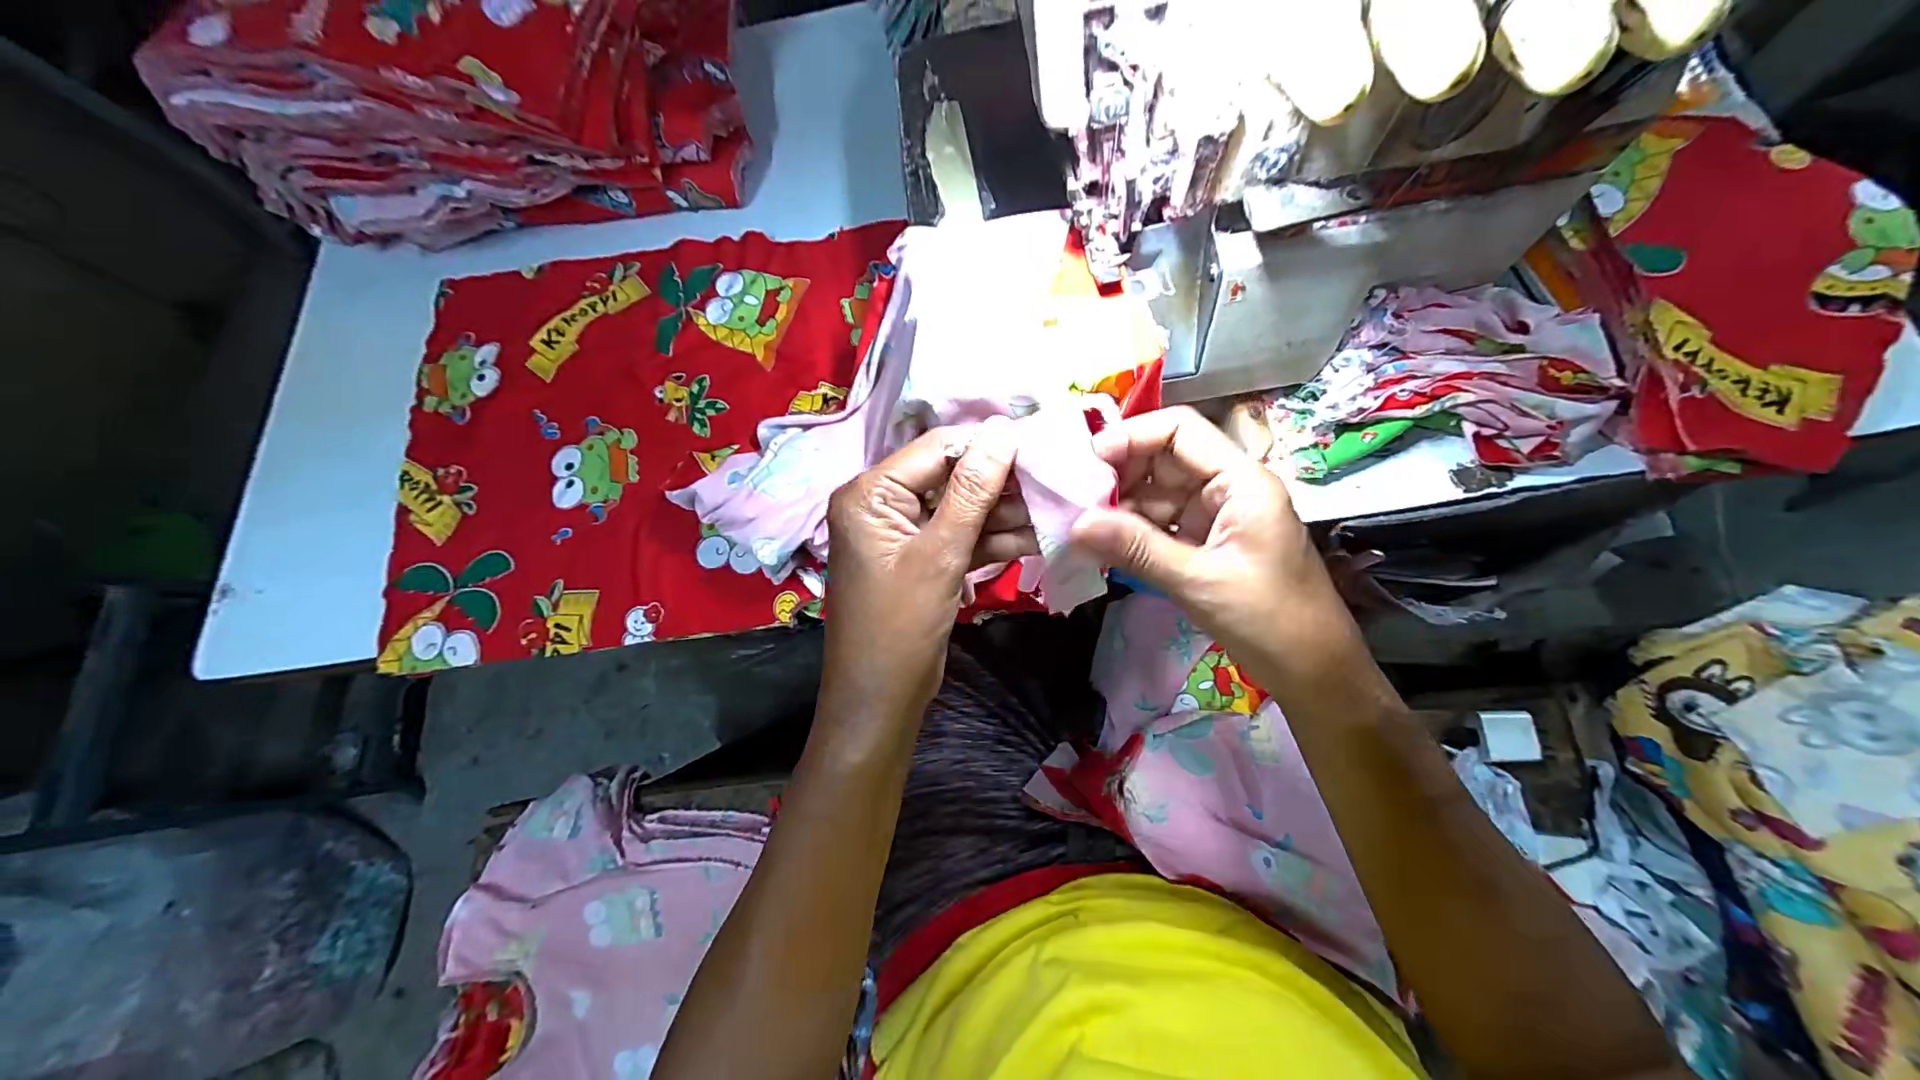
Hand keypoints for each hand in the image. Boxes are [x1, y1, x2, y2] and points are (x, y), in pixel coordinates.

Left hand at [822, 418, 1034, 721]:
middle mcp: (883, 504)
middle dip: (1003, 483)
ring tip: (1058, 508)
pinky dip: (995, 540)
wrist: (880, 700)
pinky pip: (962, 537)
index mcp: (870, 492)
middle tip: (1057, 480)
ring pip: (963, 509)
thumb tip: (1003, 432)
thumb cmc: (899, 627)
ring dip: (1006, 513)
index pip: (937, 448)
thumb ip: (972, 492)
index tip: (1042, 446)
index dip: (989, 445)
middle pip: (952, 476)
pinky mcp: (923, 558)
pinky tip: (1040, 535)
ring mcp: (904, 533)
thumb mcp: (939, 556)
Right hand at [1069, 406, 1358, 685]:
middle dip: (1119, 475)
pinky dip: (1133, 532)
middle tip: (1075, 499)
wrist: (1313, 671)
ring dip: (1120, 506)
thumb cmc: (1268, 619)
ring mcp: (1216, 516)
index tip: (1088, 464)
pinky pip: (1162, 524)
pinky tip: (1103, 543)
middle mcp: (1227, 489)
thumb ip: (1136, 548)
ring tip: (1080, 524)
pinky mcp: (1207, 543)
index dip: (1131, 437)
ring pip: (1157, 494)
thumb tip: (1075, 525)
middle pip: (1163, 459)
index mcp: (1241, 481)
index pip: (1179, 430)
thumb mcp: (1198, 581)